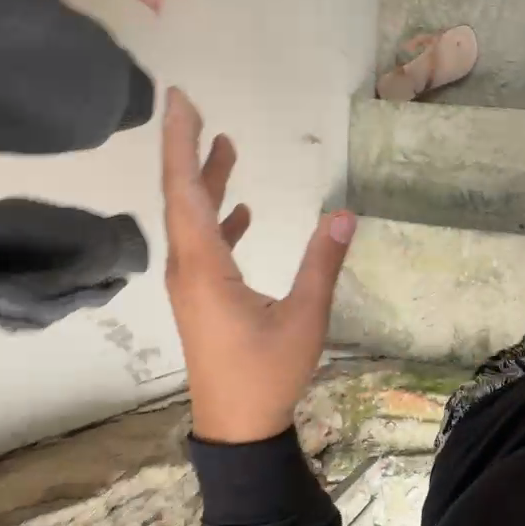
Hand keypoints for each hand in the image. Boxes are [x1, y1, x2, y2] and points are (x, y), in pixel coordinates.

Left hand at [161, 88, 357, 443]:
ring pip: (190, 223)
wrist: (237, 425)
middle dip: (189, 153)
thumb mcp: (304, 319)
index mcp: (205, 268)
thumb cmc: (268, 374)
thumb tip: (344, 216)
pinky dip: (218, 223)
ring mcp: (190, 287)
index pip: (186, 192)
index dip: (183, 144)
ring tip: (226, 148)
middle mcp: (187, 270)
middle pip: (180, 199)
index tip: (180, 101)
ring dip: (206, 186)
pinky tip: (240, 212)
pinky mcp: (200, 301)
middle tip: (195, 110)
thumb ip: (321, 265)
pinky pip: (202, 248)